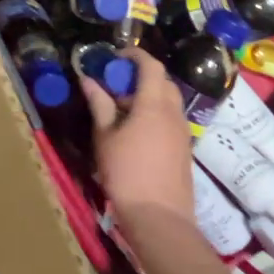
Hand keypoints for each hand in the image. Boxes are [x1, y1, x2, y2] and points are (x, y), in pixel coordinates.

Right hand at [79, 47, 193, 231]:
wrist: (160, 219)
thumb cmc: (127, 172)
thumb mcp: (105, 136)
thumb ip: (99, 104)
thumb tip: (89, 80)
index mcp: (154, 106)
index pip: (151, 66)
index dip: (135, 54)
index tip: (115, 56)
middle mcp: (174, 114)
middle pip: (163, 82)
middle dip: (141, 75)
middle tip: (115, 82)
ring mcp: (182, 133)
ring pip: (169, 101)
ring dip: (148, 94)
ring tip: (122, 107)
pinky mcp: (184, 150)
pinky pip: (171, 119)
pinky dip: (155, 112)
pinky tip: (135, 128)